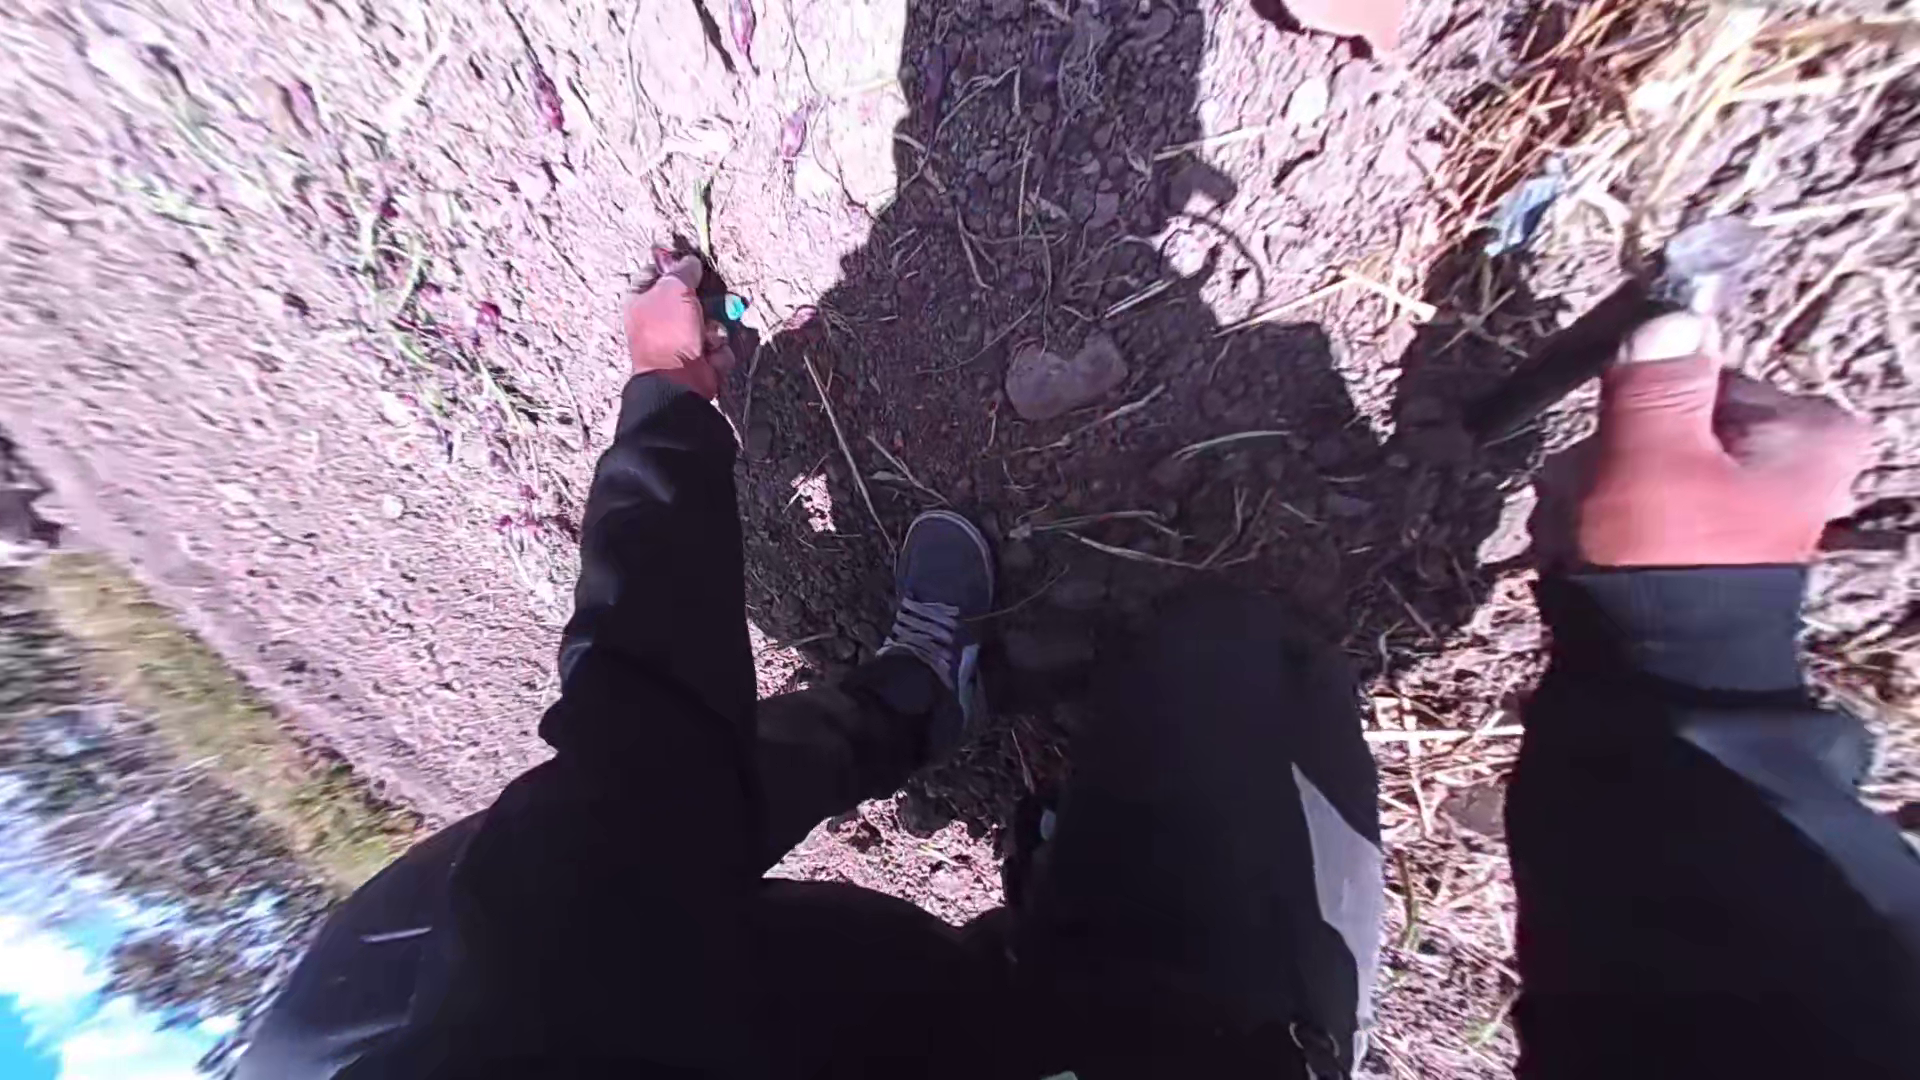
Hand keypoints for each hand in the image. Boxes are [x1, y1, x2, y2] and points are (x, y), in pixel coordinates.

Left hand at [625, 251, 732, 398]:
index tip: (692, 265)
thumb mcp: (674, 289)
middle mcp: (661, 319)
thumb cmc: (669, 330)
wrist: (679, 378)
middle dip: (707, 304)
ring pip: (711, 323)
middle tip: (709, 305)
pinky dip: (719, 351)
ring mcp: (682, 340)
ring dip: (715, 330)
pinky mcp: (701, 358)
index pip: (659, 273)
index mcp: (642, 299)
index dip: (676, 268)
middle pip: (692, 299)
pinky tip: (711, 356)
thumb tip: (691, 260)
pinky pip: (719, 346)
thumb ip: (683, 271)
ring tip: (709, 338)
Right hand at [1572, 313, 1871, 566]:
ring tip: (1586, 522)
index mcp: (1805, 427)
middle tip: (1595, 492)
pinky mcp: (1699, 526)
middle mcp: (1790, 455)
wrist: (1651, 645)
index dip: (1634, 406)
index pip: (1696, 377)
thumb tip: (1668, 316)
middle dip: (1606, 455)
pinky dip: (1600, 509)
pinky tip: (1591, 536)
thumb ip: (1656, 388)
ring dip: (1590, 485)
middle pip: (1663, 422)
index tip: (1608, 443)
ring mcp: (1743, 495)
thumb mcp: (1650, 458)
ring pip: (1636, 459)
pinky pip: (1634, 493)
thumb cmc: (1662, 546)